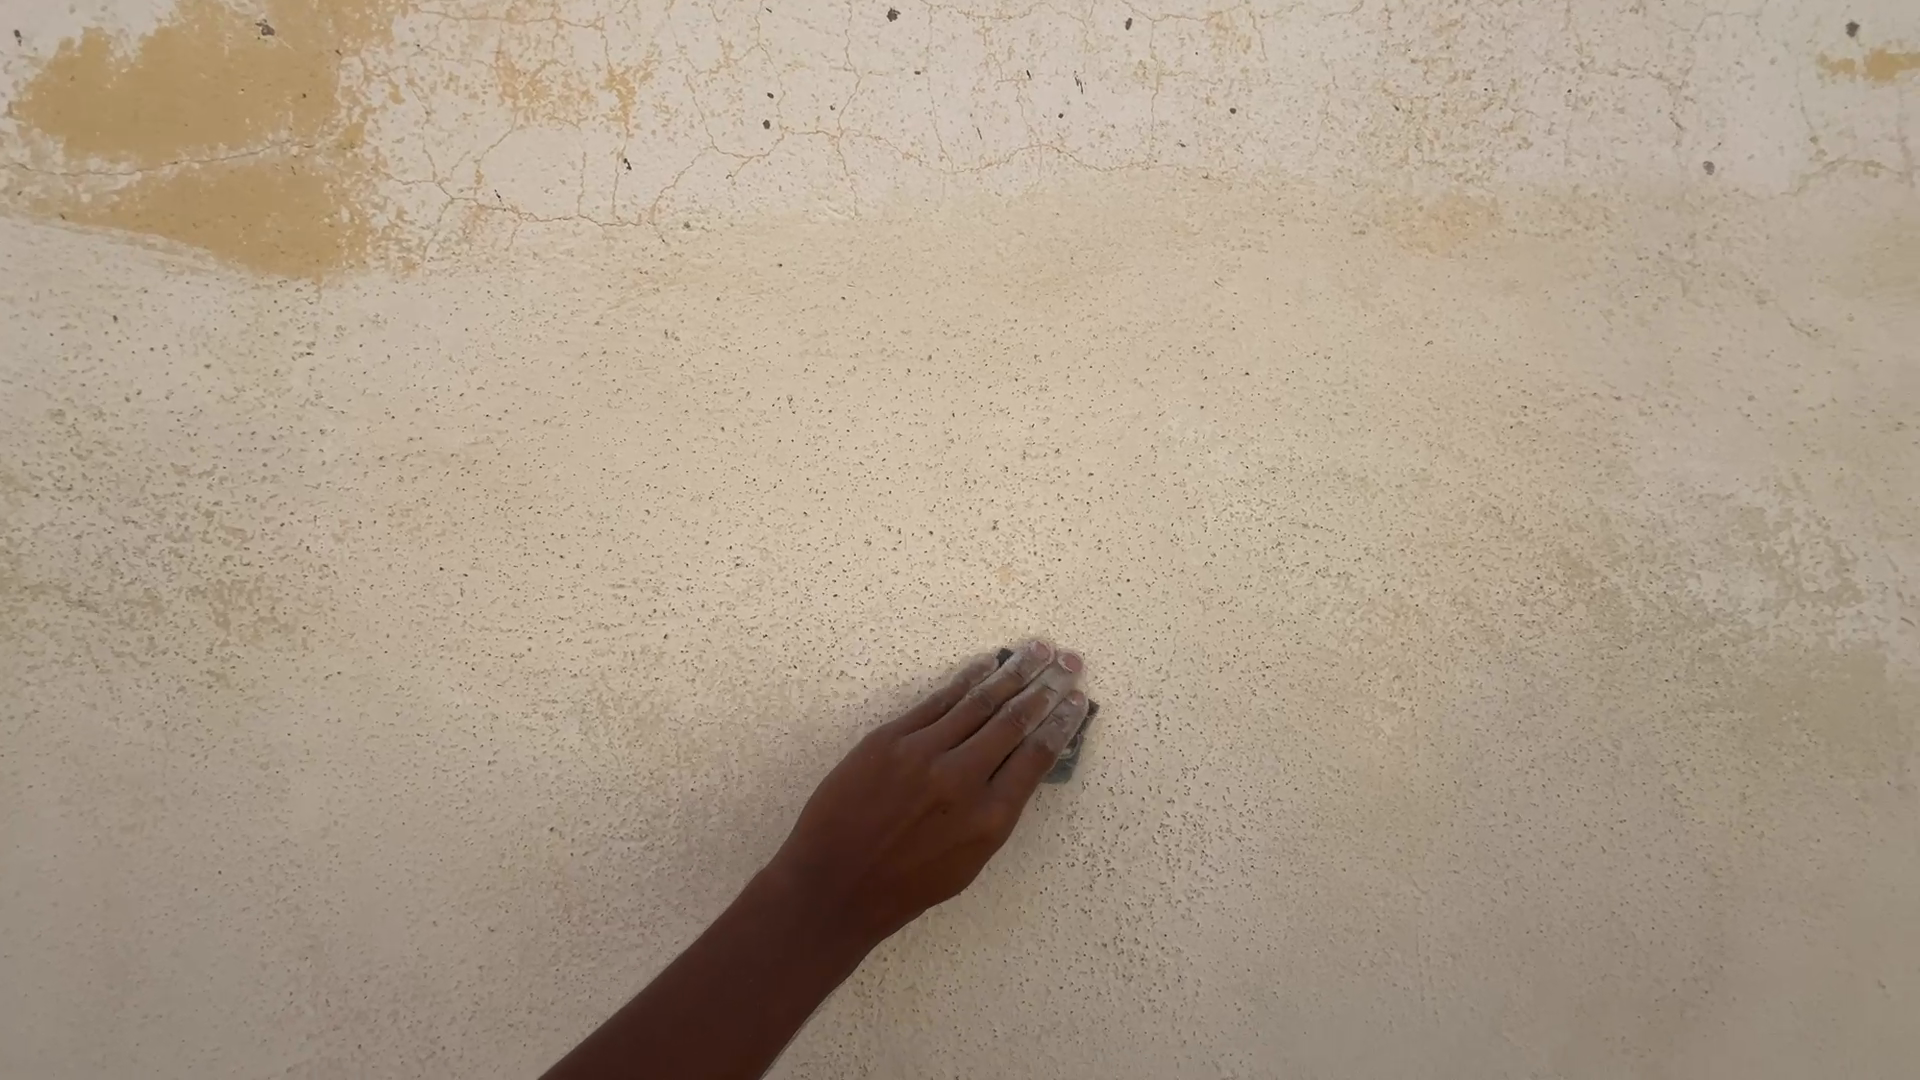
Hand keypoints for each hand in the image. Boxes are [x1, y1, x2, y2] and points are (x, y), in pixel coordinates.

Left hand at [763, 641, 1088, 944]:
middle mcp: (962, 779)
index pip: (1037, 756)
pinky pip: (938, 700)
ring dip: (1013, 671)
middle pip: (1015, 720)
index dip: (1062, 722)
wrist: (834, 883)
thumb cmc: (906, 884)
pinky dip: (966, 679)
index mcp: (989, 818)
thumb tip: (1021, 765)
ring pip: (979, 701)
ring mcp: (923, 753)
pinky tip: (986, 664)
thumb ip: (998, 810)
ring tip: (1038, 649)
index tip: (1079, 699)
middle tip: (1069, 660)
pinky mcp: (890, 738)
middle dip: (1047, 686)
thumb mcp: (970, 861)